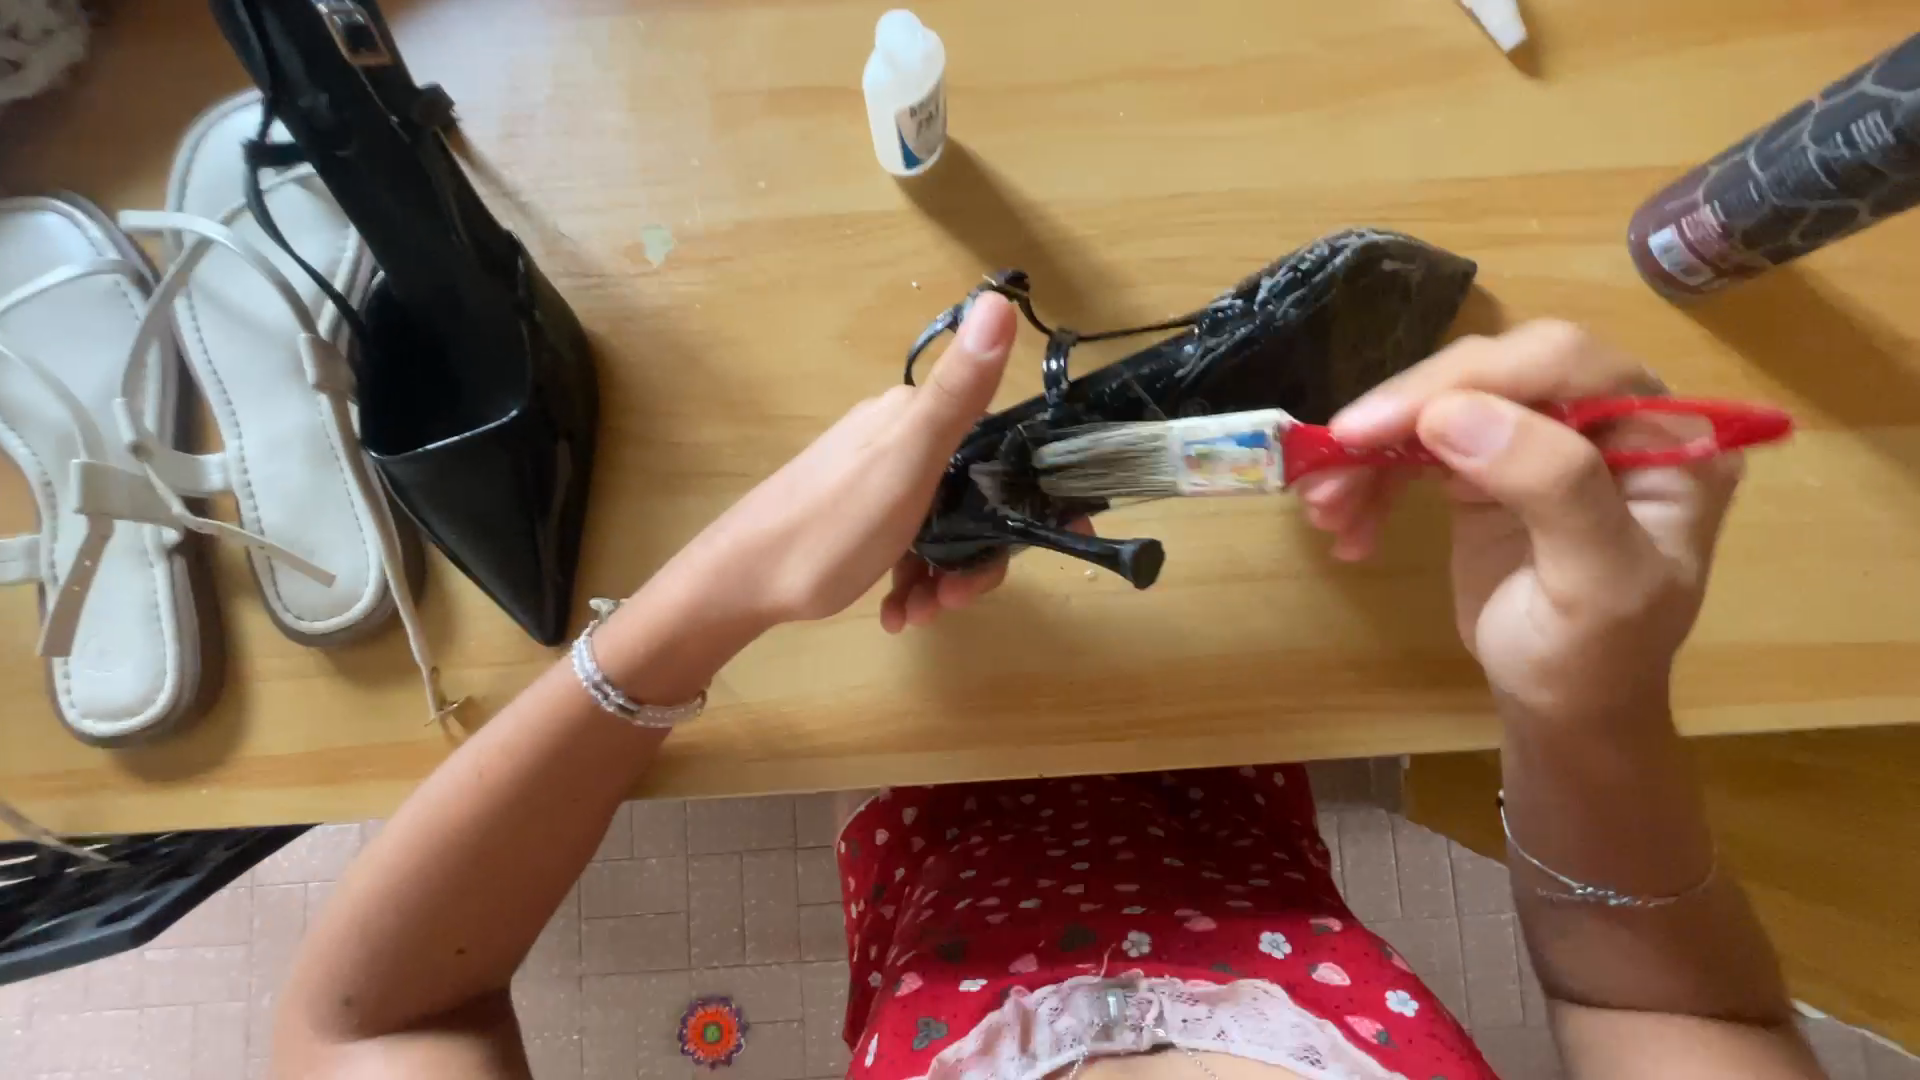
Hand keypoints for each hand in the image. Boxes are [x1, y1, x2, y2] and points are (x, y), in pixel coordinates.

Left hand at [676, 293, 1019, 632]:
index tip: (1051, 538)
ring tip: (916, 613)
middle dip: (974, 553)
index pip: (1000, 448)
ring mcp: (879, 482)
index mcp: (914, 417)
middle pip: (973, 497)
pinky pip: (909, 547)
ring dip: (943, 577)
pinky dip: (912, 582)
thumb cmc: (830, 526)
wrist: (739, 583)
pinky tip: (895, 614)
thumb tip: (997, 300)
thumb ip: (956, 392)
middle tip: (954, 597)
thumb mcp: (906, 461)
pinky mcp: (861, 519)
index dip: (1030, 493)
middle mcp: (899, 440)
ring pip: (943, 529)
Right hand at [1295, 321, 1742, 721]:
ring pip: (1434, 410)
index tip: (1368, 429)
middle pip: (1483, 375)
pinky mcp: (1480, 466)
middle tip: (1328, 462)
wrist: (1561, 699)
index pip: (1556, 362)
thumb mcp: (1597, 585)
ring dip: (1368, 456)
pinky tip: (1344, 527)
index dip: (1459, 381)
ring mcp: (1532, 440)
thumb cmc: (1594, 655)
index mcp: (1659, 433)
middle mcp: (1596, 419)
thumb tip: (1450, 413)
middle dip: (1398, 417)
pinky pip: (1411, 451)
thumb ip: (1551, 488)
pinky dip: (1368, 483)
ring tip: (1322, 509)